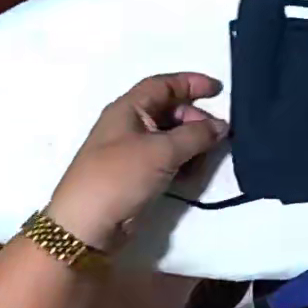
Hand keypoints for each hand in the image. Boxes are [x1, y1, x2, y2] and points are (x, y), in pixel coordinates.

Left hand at [47, 73, 227, 249]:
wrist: (86, 225)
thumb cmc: (120, 176)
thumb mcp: (162, 151)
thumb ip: (196, 135)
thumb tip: (222, 126)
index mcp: (129, 108)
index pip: (164, 85)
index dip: (191, 82)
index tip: (219, 90)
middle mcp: (130, 124)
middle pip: (170, 111)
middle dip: (196, 120)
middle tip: (217, 135)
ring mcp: (133, 151)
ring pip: (171, 137)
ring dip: (192, 144)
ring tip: (207, 159)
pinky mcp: (137, 175)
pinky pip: (167, 159)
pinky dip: (183, 162)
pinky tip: (193, 175)